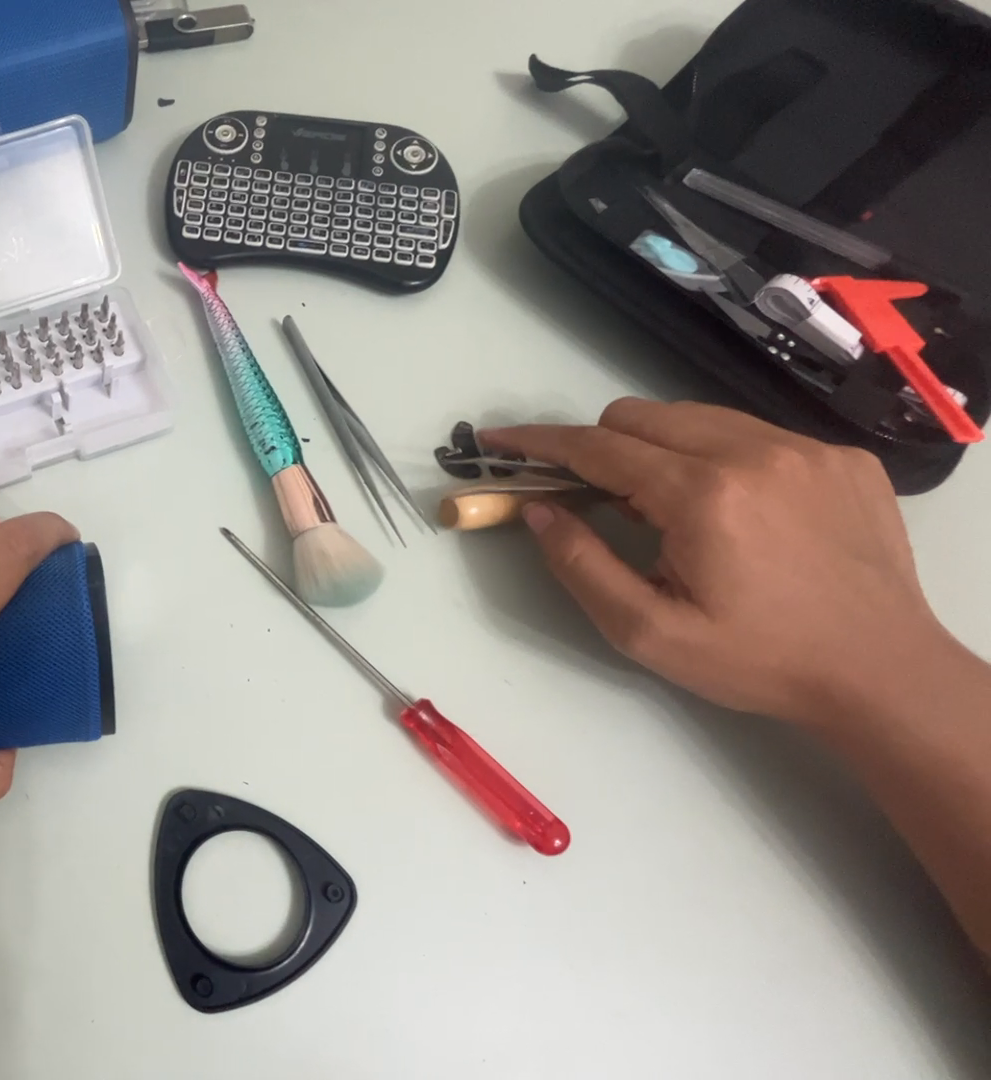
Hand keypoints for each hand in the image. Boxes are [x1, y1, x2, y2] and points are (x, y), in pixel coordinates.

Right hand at [483, 399, 948, 726]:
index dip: (537, 441)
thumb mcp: (642, 628)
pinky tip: (720, 507)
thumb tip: (537, 509)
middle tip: (587, 497)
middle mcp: (757, 453)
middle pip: (638, 416)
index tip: (496, 440)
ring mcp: (807, 450)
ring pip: (690, 416)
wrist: (882, 674)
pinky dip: (707, 454)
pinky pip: (745, 431)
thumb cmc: (753, 658)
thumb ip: (578, 562)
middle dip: (593, 446)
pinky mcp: (841, 458)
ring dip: (649, 447)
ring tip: (656, 506)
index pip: (597, 446)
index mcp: (703, 496)